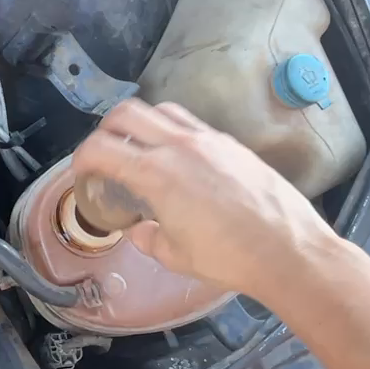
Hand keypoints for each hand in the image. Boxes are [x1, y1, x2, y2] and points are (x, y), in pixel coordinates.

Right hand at [69, 99, 338, 300]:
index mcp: (156, 174)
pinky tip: (176, 159)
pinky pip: (190, 123)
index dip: (81, 158)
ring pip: (160, 110)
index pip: (101, 148)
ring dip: (139, 124)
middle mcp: (179, 147)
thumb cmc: (227, 258)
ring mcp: (208, 140)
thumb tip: (138, 229)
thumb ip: (147, 237)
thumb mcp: (173, 256)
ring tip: (139, 149)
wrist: (288, 250)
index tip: (81, 173)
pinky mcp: (231, 143)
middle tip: (103, 155)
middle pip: (125, 113)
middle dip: (104, 130)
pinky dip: (170, 132)